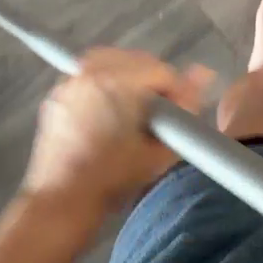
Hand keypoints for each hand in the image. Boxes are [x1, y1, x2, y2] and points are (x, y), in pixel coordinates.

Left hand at [20, 48, 211, 220]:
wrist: (61, 201)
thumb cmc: (113, 179)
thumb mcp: (158, 151)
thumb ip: (186, 109)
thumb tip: (206, 72)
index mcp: (117, 82)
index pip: (161, 71)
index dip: (178, 91)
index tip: (180, 115)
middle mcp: (91, 71)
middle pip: (137, 61)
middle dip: (153, 81)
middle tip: (160, 112)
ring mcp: (70, 80)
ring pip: (112, 61)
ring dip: (130, 77)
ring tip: (137, 107)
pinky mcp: (57, 93)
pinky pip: (88, 74)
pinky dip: (104, 83)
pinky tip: (110, 108)